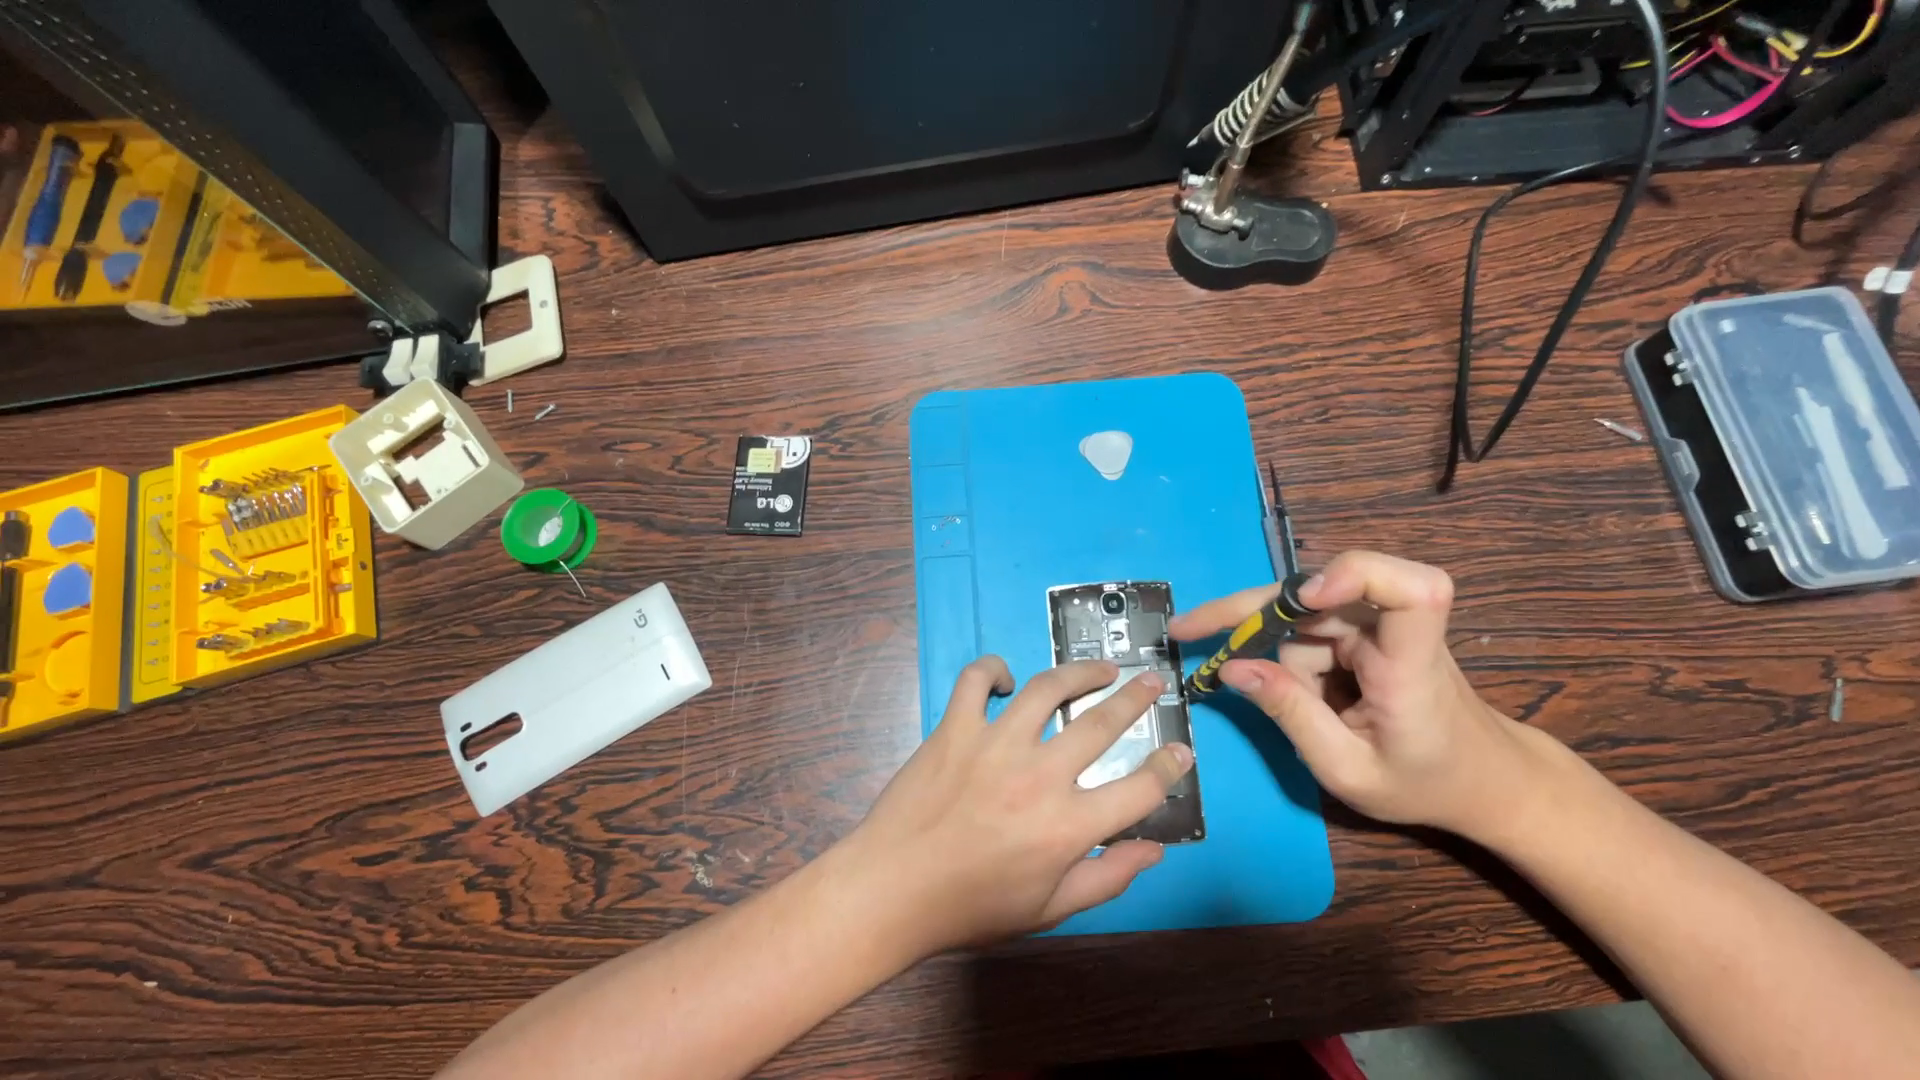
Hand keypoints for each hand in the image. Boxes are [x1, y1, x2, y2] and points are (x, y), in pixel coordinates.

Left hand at [839, 658, 1193, 954]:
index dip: (1168, 768)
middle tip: (1152, 681)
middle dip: (1135, 699)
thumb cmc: (972, 908)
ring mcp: (994, 745)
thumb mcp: (1048, 910)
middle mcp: (1039, 775)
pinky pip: (974, 682)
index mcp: (1068, 826)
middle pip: (1101, 724)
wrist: (892, 891)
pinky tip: (1005, 677)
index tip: (1182, 750)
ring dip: (1079, 672)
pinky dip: (991, 670)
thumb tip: (1155, 849)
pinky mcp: (954, 730)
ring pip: (1047, 690)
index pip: (1138, 789)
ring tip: (1099, 668)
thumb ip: (1107, 878)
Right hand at [1169, 551, 1554, 840]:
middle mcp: (1395, 631)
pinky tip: (1297, 694)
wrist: (1484, 780)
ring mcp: (1380, 627)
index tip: (1305, 598)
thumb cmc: (1426, 783)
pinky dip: (1287, 658)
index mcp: (1411, 665)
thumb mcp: (1348, 770)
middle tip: (1188, 632)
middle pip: (1319, 592)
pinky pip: (1310, 629)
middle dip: (1249, 613)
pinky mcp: (1368, 632)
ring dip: (1276, 655)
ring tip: (1292, 709)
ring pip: (1302, 616)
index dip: (1357, 574)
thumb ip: (1291, 716)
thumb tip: (1231, 668)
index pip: (1414, 591)